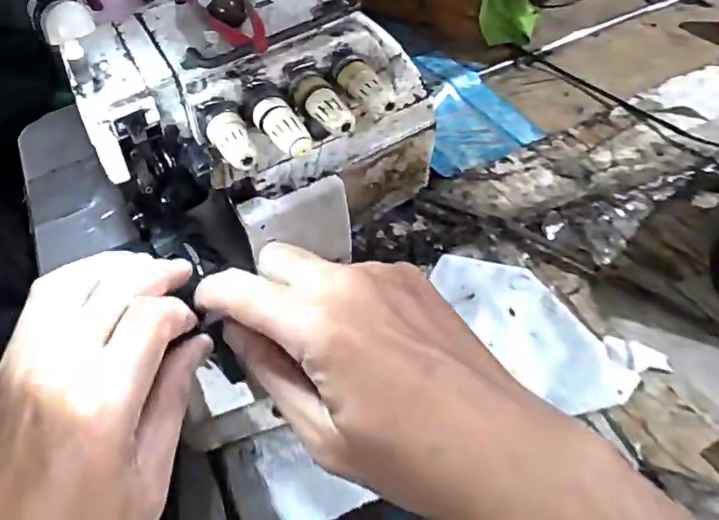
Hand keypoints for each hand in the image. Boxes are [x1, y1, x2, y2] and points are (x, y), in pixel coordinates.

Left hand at [0, 251, 214, 519]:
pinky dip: (76, 276)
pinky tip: (99, 282)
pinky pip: (42, 294)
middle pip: (113, 286)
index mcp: (101, 400)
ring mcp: (26, 353)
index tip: (194, 319)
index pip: (148, 318)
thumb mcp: (147, 481)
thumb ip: (173, 399)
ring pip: (75, 277)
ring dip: (113, 265)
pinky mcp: (7, 356)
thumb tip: (196, 343)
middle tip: (180, 271)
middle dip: (153, 272)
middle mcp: (59, 361)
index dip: (178, 309)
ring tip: (144, 268)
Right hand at [195, 244, 686, 519]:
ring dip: (307, 294)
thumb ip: (270, 377)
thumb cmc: (412, 461)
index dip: (213, 292)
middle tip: (275, 334)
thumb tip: (240, 335)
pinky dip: (348, 297)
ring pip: (316, 265)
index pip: (240, 287)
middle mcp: (342, 282)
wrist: (512, 455)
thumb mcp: (324, 438)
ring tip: (337, 347)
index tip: (205, 304)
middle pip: (273, 257)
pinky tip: (379, 342)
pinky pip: (356, 274)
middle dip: (261, 288)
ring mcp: (379, 272)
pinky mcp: (408, 274)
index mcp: (315, 325)